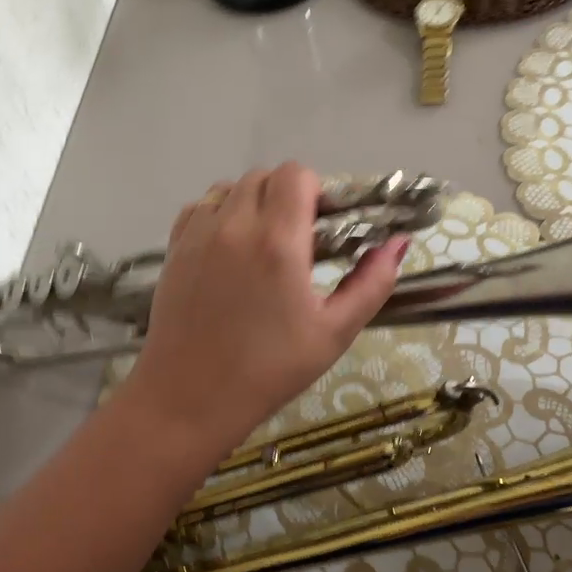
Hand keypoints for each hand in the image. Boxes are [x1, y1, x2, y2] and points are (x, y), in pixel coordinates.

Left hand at [120, 163, 409, 453]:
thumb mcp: (333, 332)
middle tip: (297, 238)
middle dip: (285, 196)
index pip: (295, 175)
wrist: (190, 396)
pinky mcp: (173, 249)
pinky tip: (228, 250)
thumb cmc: (269, 370)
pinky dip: (217, 215)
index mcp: (277, 241)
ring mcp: (197, 235)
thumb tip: (397, 243)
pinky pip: (198, 209)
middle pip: (262, 177)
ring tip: (261, 245)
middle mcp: (233, 225)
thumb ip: (371, 283)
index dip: (315, 191)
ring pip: (227, 189)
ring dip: (250, 203)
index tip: (322, 225)